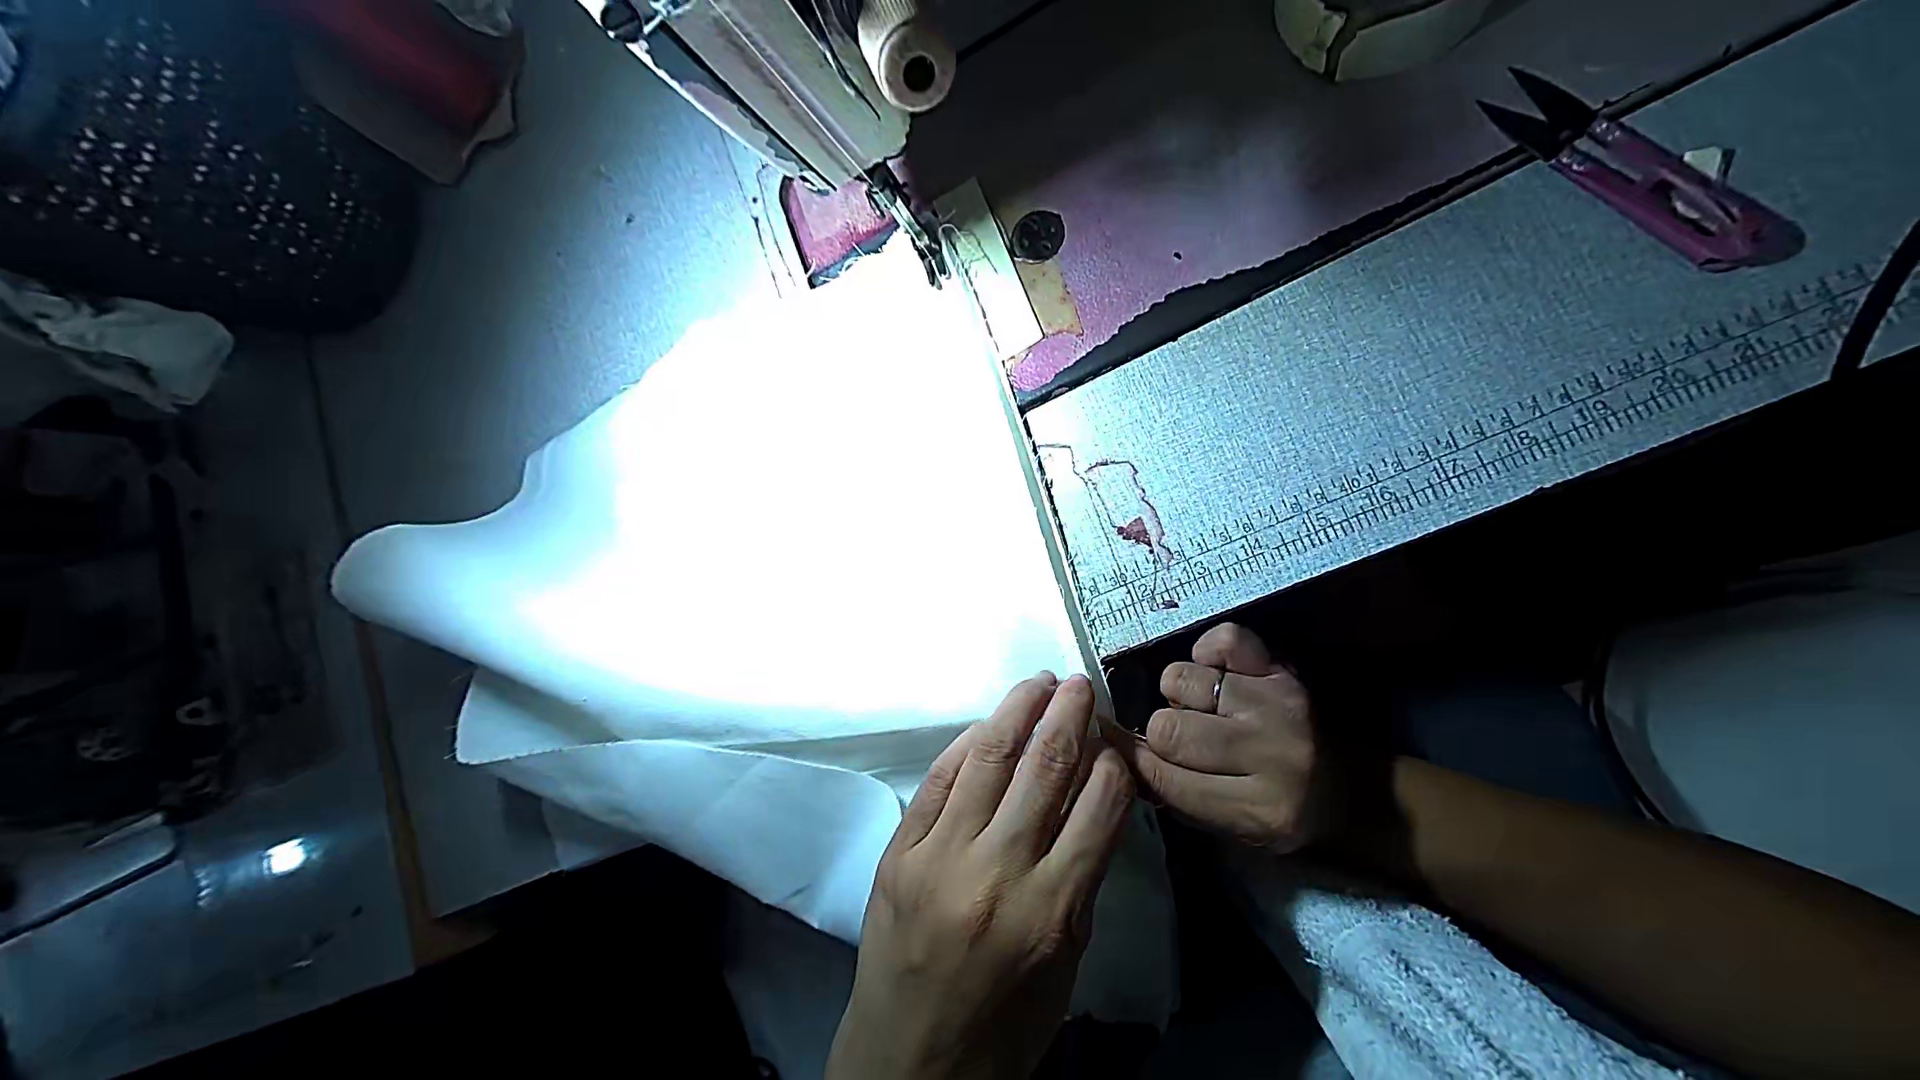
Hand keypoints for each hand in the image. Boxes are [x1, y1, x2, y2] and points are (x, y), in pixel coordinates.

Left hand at [826, 673, 1134, 1079]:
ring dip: (1018, 709)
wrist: (908, 1063)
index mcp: (1051, 911)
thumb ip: (1082, 876)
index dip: (1112, 761)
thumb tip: (1095, 799)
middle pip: (1044, 767)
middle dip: (1069, 714)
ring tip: (1039, 683)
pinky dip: (968, 743)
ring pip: (989, 757)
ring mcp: (940, 855)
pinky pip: (939, 778)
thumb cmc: (1004, 1024)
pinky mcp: (900, 850)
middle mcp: (996, 872)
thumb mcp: (1067, 961)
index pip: (1098, 807)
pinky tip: (989, 722)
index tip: (1115, 738)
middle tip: (1081, 683)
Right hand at [1113, 623, 1326, 852]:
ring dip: (1180, 694)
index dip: (1134, 760)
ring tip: (1201, 707)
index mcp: (1256, 809)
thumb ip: (1171, 790)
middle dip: (1162, 733)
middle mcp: (1270, 755)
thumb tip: (1113, 744)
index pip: (1164, 778)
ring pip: (1181, 680)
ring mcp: (1277, 705)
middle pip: (1168, 729)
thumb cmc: (1275, 811)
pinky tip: (1214, 673)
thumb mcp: (1227, 825)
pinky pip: (1223, 640)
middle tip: (1180, 737)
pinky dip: (1207, 653)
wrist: (1348, 789)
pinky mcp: (1282, 670)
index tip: (1118, 747)